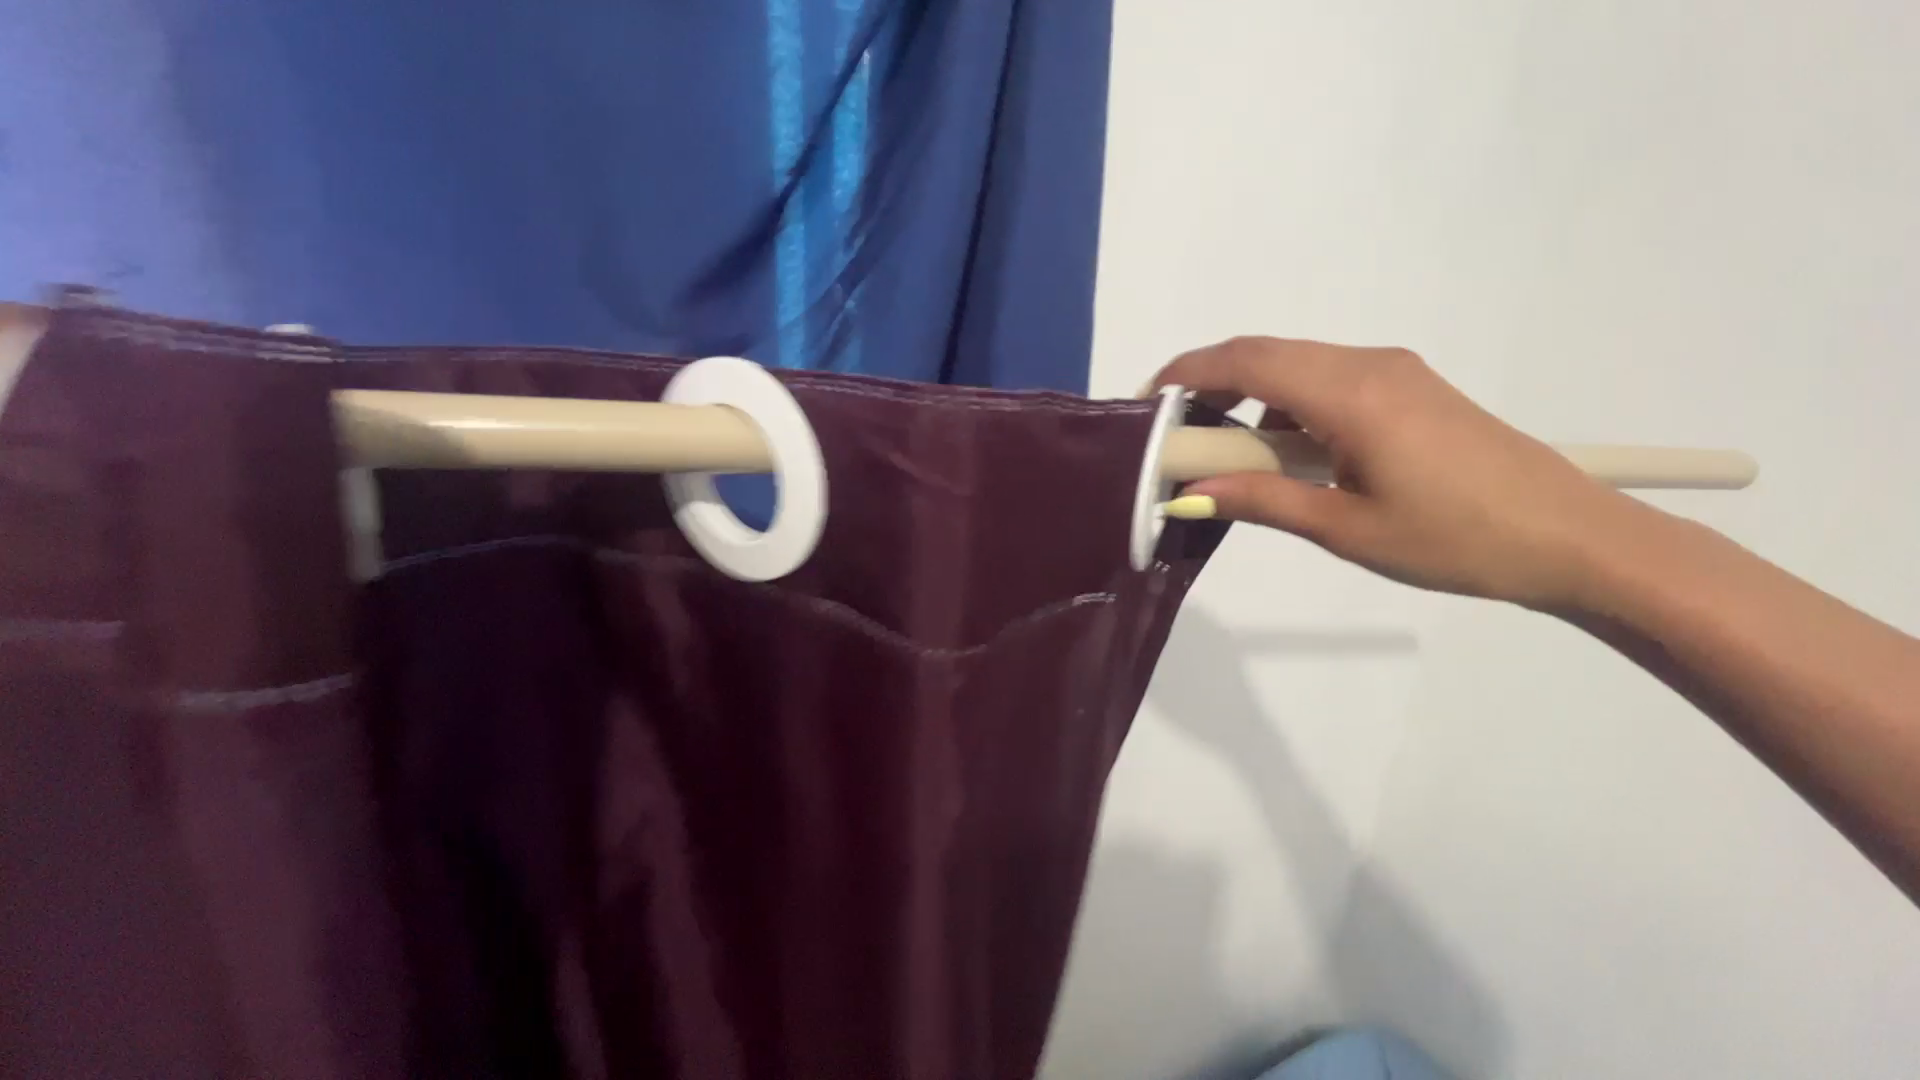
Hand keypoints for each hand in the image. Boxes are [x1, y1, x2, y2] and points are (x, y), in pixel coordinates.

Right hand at [1153, 337, 1640, 607]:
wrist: (1570, 537)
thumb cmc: (1455, 539)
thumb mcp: (1345, 528)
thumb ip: (1262, 501)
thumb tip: (1188, 493)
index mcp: (1350, 393)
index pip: (1246, 359)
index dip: (1188, 372)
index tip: (1148, 406)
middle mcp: (1369, 364)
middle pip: (1266, 353)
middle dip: (1210, 384)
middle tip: (1177, 438)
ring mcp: (1394, 372)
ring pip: (1296, 365)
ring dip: (1250, 396)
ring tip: (1228, 456)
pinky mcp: (1410, 389)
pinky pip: (1327, 380)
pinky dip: (1287, 404)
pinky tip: (1287, 453)